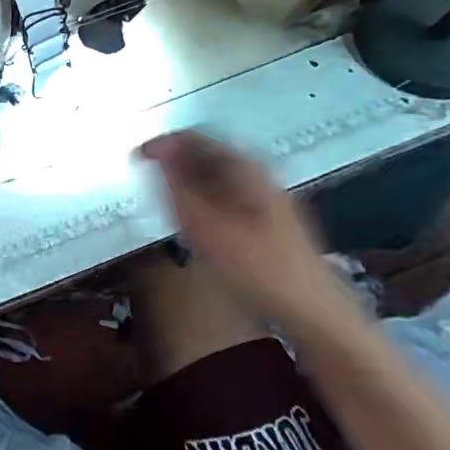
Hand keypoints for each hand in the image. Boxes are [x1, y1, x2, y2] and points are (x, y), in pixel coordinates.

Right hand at [138, 131, 355, 326]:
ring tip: (167, 205)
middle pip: (206, 154)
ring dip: (187, 184)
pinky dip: (202, 200)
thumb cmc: (259, 270)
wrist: (311, 311)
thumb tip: (157, 154)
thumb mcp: (208, 229)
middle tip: (149, 182)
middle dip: (174, 164)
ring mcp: (265, 194)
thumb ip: (178, 188)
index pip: (195, 138)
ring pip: (215, 176)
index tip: (138, 156)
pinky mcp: (266, 215)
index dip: (162, 144)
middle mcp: (257, 172)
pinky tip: (194, 225)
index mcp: (245, 167)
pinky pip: (225, 194)